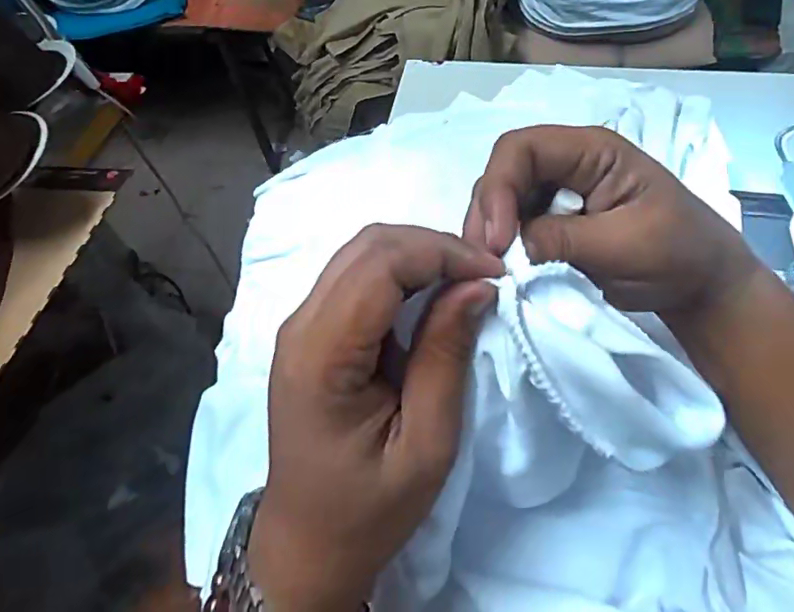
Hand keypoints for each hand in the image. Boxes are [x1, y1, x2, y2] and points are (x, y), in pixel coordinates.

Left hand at [252, 225, 501, 611]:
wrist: (306, 548)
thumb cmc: (368, 510)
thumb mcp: (426, 445)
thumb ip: (446, 357)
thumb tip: (477, 285)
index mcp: (321, 357)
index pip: (381, 265)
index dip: (442, 254)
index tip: (492, 275)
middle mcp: (301, 326)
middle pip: (371, 245)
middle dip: (435, 246)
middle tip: (484, 274)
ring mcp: (301, 324)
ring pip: (364, 250)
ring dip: (421, 252)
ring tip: (466, 278)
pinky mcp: (312, 328)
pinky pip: (360, 272)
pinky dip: (405, 267)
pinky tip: (436, 288)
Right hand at [463, 126, 762, 321]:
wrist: (703, 285)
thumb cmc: (678, 253)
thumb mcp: (624, 245)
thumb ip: (564, 239)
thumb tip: (512, 246)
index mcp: (593, 149)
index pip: (524, 148)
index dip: (500, 186)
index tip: (497, 240)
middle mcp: (571, 162)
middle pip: (508, 171)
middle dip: (488, 211)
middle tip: (484, 262)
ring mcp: (563, 191)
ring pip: (507, 197)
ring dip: (492, 229)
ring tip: (492, 269)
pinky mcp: (559, 220)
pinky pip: (519, 223)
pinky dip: (506, 244)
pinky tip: (505, 268)